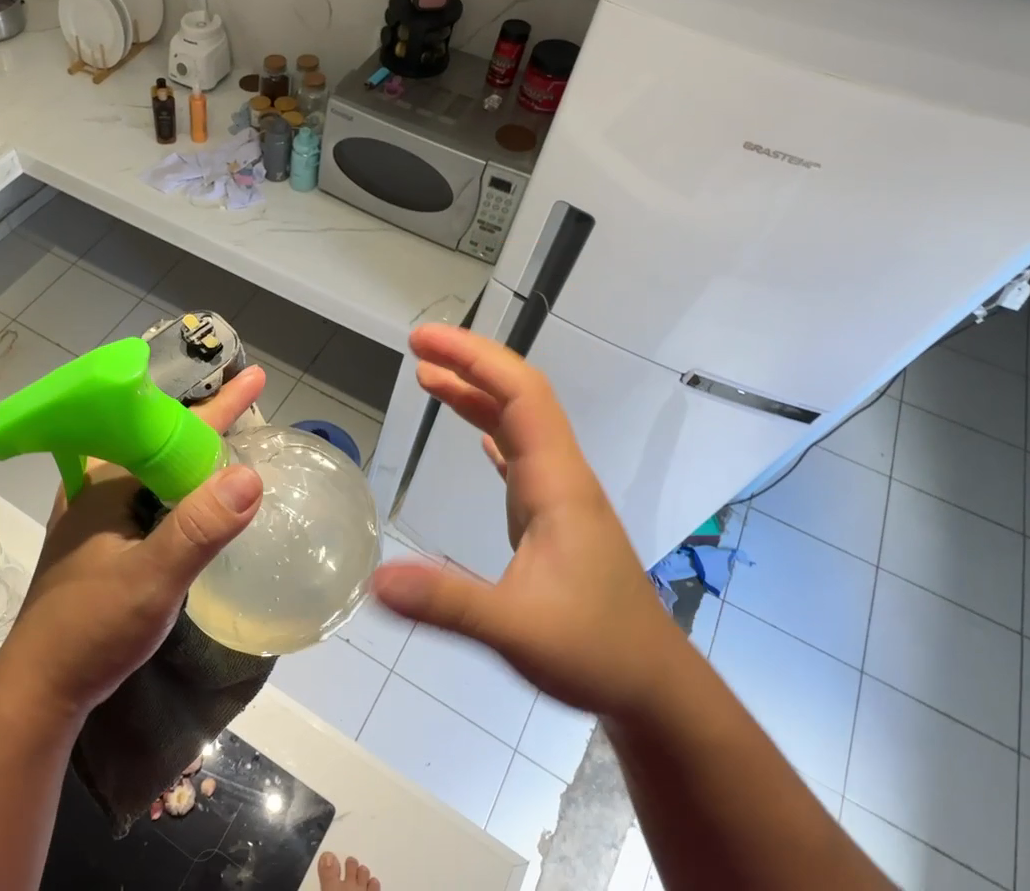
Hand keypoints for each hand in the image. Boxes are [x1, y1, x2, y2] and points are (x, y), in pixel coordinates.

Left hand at [0, 365, 268, 718]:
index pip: (170, 430)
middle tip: (249, 410)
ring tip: (231, 446)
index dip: (218, 407)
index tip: (253, 379)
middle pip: (160, 441)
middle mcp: (97, 488)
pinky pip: (148, 498)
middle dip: (206, 423)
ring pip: (152, 470)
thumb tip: (251, 475)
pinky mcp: (100, 544)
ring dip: (192, 456)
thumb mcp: (152, 579)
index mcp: (106, 482)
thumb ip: (199, 529)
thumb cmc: (92, 628)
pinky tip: (197, 501)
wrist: (42, 686)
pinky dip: (179, 489)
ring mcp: (95, 516)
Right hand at [370, 325, 683, 719]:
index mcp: (558, 486)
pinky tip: (476, 438)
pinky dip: (491, 434)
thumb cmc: (596, 652)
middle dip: (470, 364)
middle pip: (519, 400)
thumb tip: (375, 581)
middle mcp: (561, 480)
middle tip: (416, 348)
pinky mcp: (554, 522)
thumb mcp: (517, 631)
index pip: (520, 396)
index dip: (474, 359)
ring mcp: (560, 500)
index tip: (422, 342)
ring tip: (429, 379)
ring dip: (476, 397)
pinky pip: (520, 459)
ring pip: (518, 427)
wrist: (654, 688)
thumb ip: (448, 603)